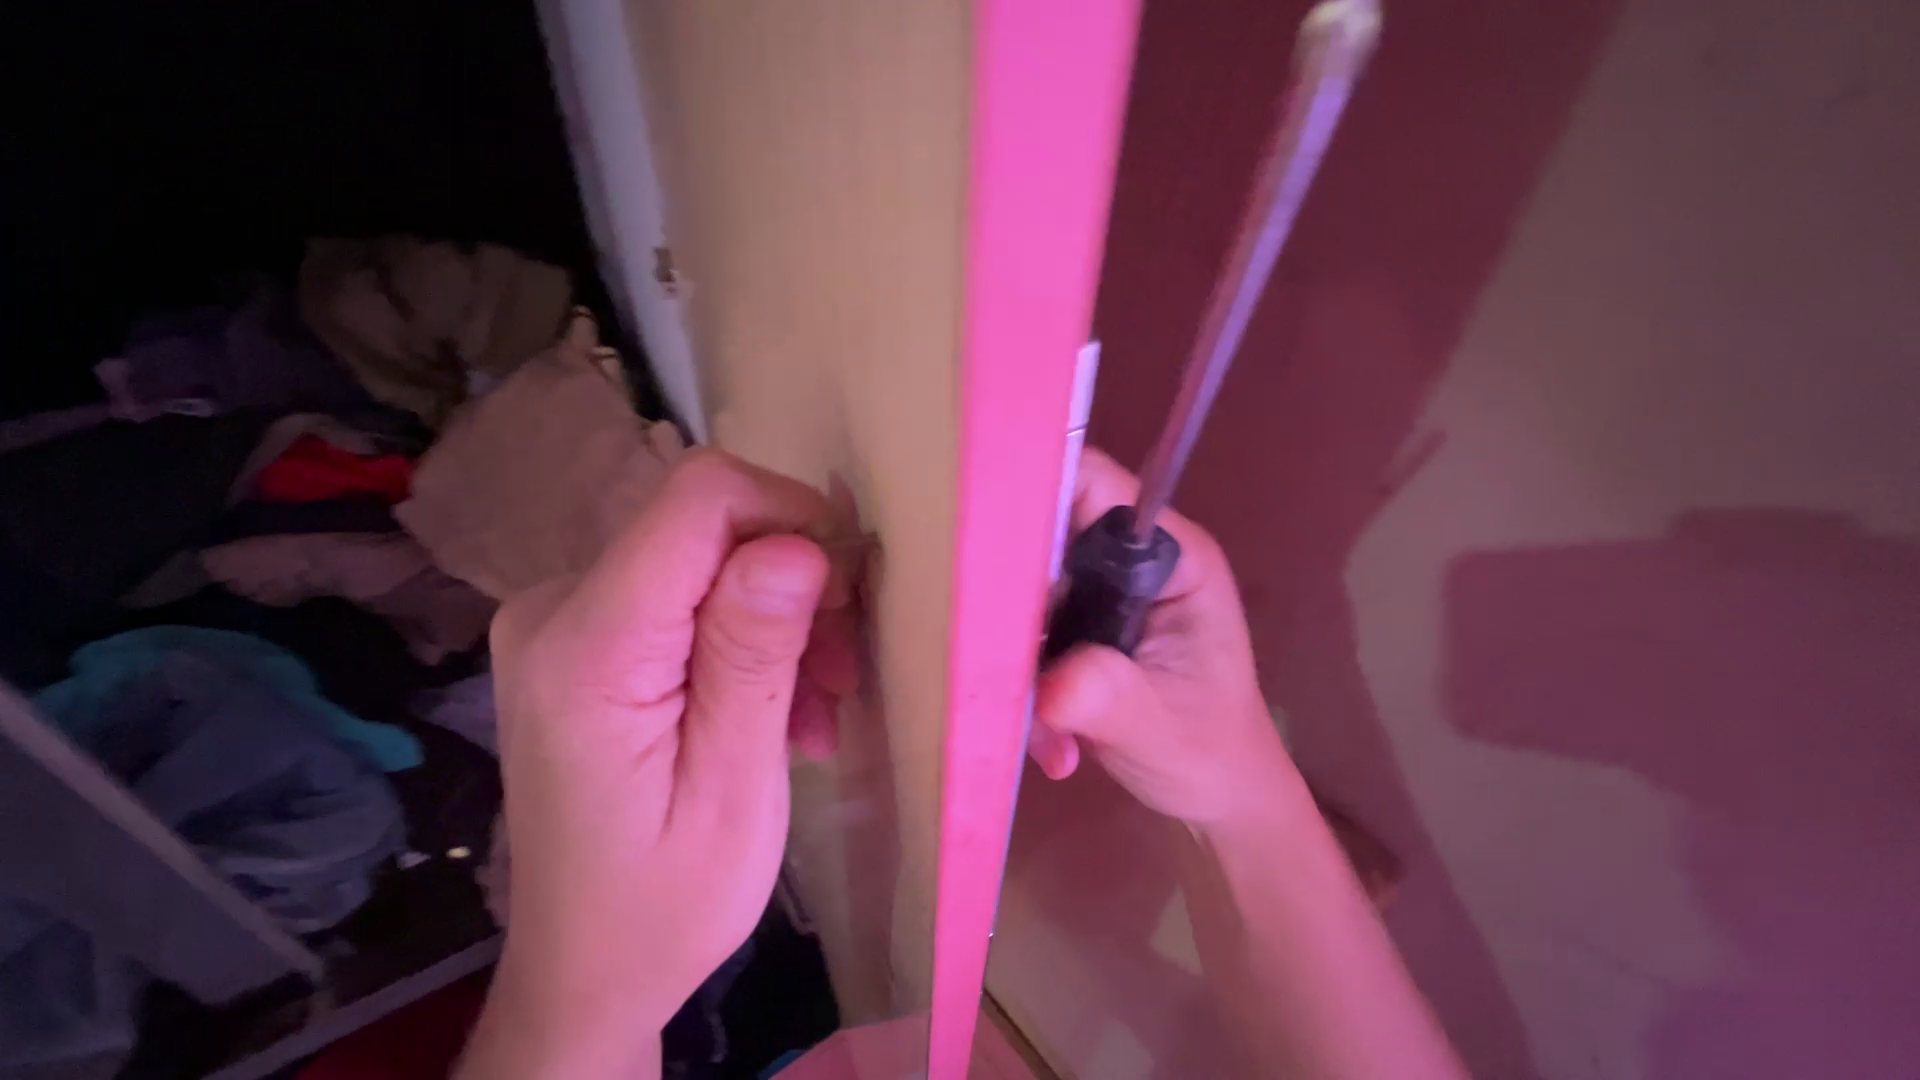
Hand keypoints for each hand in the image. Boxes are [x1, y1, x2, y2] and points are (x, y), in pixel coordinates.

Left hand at [465, 450, 857, 1074]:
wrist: (586, 964)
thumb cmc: (667, 901)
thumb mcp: (735, 789)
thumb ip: (755, 656)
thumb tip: (799, 545)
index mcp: (589, 648)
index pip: (700, 499)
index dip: (791, 515)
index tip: (844, 592)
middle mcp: (555, 607)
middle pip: (708, 527)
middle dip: (795, 585)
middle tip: (839, 675)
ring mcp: (560, 618)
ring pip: (706, 560)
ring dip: (778, 620)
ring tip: (813, 708)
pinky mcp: (581, 636)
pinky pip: (684, 593)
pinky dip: (742, 636)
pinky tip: (771, 706)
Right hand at [1027, 448, 1296, 825]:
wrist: (1218, 797)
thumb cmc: (1211, 754)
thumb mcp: (1162, 730)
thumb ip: (1110, 699)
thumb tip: (1049, 686)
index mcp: (1171, 558)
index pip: (1094, 488)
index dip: (1035, 495)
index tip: (979, 538)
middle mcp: (1133, 564)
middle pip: (1046, 539)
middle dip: (1015, 603)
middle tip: (1002, 660)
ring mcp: (1103, 597)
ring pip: (1028, 593)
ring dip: (1019, 657)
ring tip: (1045, 729)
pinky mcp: (1080, 629)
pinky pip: (1030, 634)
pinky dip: (1027, 684)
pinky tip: (1051, 742)